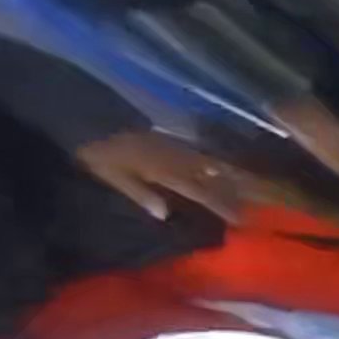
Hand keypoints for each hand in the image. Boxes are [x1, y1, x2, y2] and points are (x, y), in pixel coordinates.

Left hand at [74, 130, 247, 223]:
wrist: (87, 116)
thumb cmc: (100, 152)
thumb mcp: (113, 175)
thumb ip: (141, 194)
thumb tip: (165, 216)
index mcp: (169, 175)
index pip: (204, 196)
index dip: (223, 209)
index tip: (241, 221)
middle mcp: (181, 163)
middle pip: (215, 180)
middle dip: (233, 192)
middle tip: (251, 204)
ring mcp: (178, 150)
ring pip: (212, 165)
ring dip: (228, 175)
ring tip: (245, 184)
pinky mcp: (171, 140)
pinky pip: (200, 154)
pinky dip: (212, 162)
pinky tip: (216, 166)